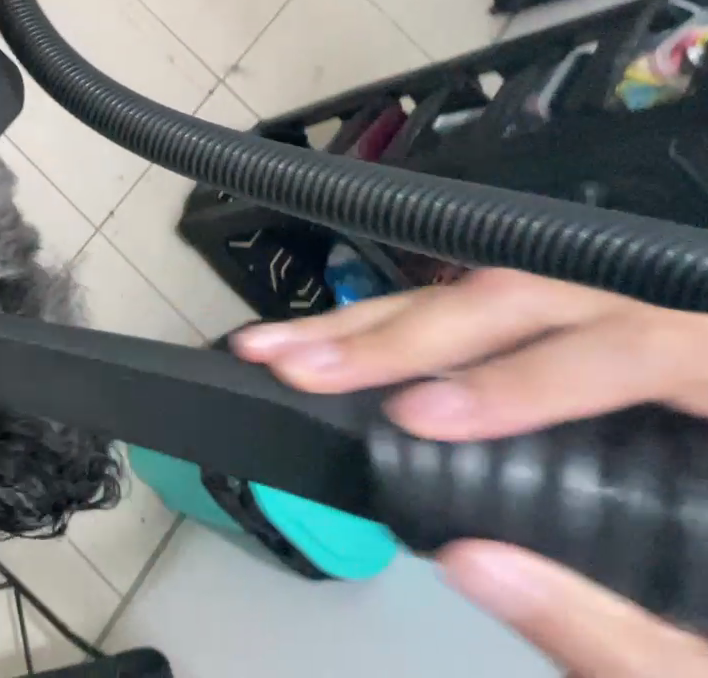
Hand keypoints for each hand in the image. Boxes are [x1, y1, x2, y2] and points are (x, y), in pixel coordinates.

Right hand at [233, 269, 707, 677]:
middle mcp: (683, 354)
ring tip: (277, 350)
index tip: (420, 419)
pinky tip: (308, 346)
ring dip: (363, 328)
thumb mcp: (706, 665)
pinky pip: (457, 323)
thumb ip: (618, 633)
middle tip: (309, 369)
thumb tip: (473, 564)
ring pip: (476, 300)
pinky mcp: (546, 357)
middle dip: (404, 339)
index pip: (640, 350)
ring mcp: (606, 343)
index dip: (526, 379)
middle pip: (533, 302)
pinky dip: (372, 334)